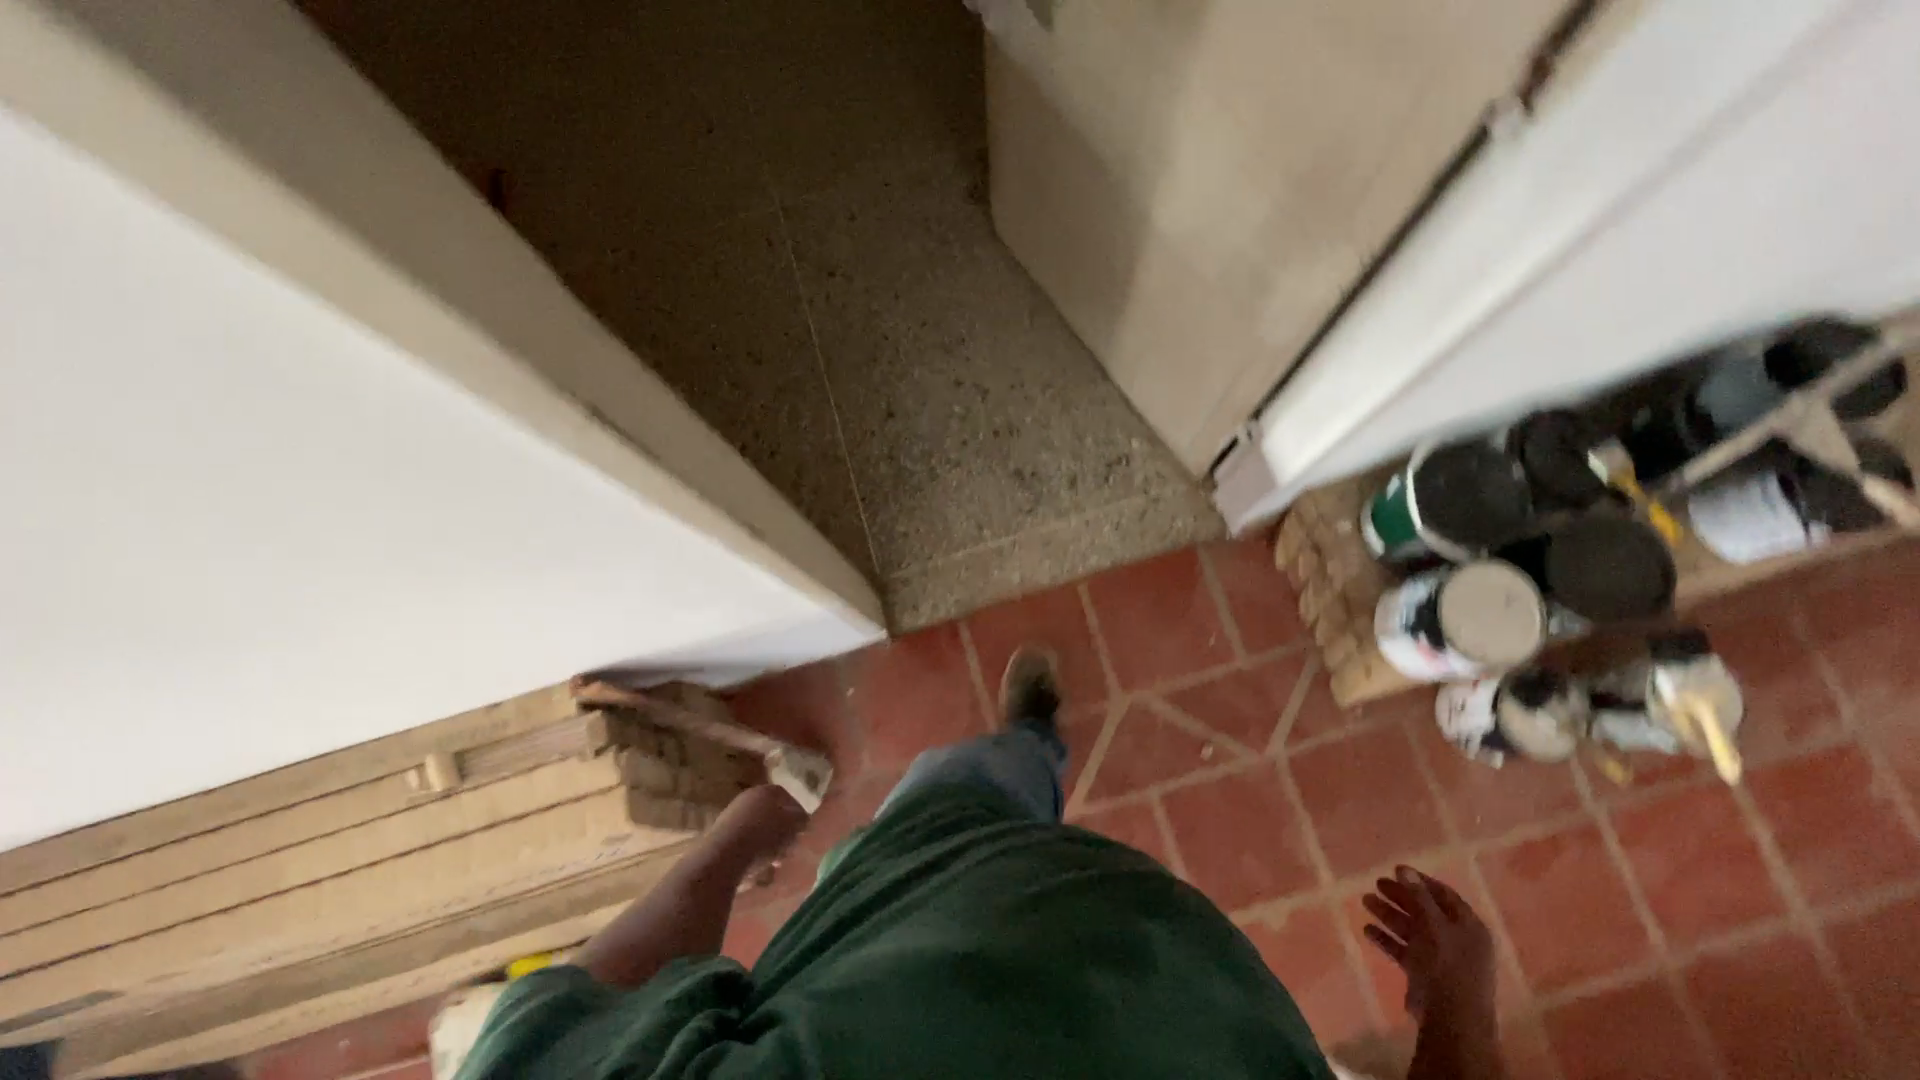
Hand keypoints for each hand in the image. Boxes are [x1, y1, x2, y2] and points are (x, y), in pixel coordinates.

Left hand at [708, 785, 808, 878]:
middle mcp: (746, 799)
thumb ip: (800, 820)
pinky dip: (754, 853)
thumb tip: (802, 820)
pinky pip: (744, 843)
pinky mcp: (721, 838)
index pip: (786, 797)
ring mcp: (731, 818)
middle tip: (791, 847)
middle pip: (771, 814)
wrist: (724, 857)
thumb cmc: (764, 836)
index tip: (803, 829)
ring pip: (757, 829)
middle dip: (782, 832)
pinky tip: (759, 868)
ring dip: (769, 845)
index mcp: (764, 791)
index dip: (797, 813)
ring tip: (776, 862)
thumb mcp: (792, 826)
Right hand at [1362, 866, 1496, 1023]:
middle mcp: (1455, 938)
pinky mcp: (1423, 972)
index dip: (1420, 881)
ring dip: (1389, 914)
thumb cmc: (1447, 963)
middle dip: (1400, 896)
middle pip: (1424, 911)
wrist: (1450, 1016)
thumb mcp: (1434, 925)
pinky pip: (1403, 949)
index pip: (1444, 895)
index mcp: (1468, 925)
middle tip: (1376, 883)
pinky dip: (1386, 939)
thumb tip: (1404, 869)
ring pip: (1411, 929)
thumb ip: (1418, 896)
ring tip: (1365, 901)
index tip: (1396, 870)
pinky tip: (1367, 929)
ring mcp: (1439, 956)